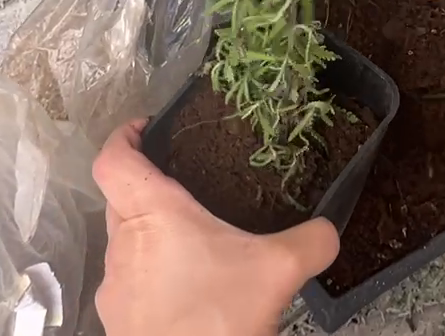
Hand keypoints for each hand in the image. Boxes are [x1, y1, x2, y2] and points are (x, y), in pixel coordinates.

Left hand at [93, 119, 338, 335]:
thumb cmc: (219, 320)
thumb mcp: (279, 271)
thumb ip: (310, 239)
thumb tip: (331, 229)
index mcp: (152, 215)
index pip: (113, 160)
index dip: (124, 136)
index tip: (148, 127)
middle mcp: (123, 246)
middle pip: (120, 197)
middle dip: (149, 184)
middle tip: (187, 181)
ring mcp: (115, 290)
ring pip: (124, 241)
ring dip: (151, 232)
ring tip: (195, 239)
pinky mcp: (118, 325)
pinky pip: (130, 279)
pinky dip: (153, 271)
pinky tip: (191, 286)